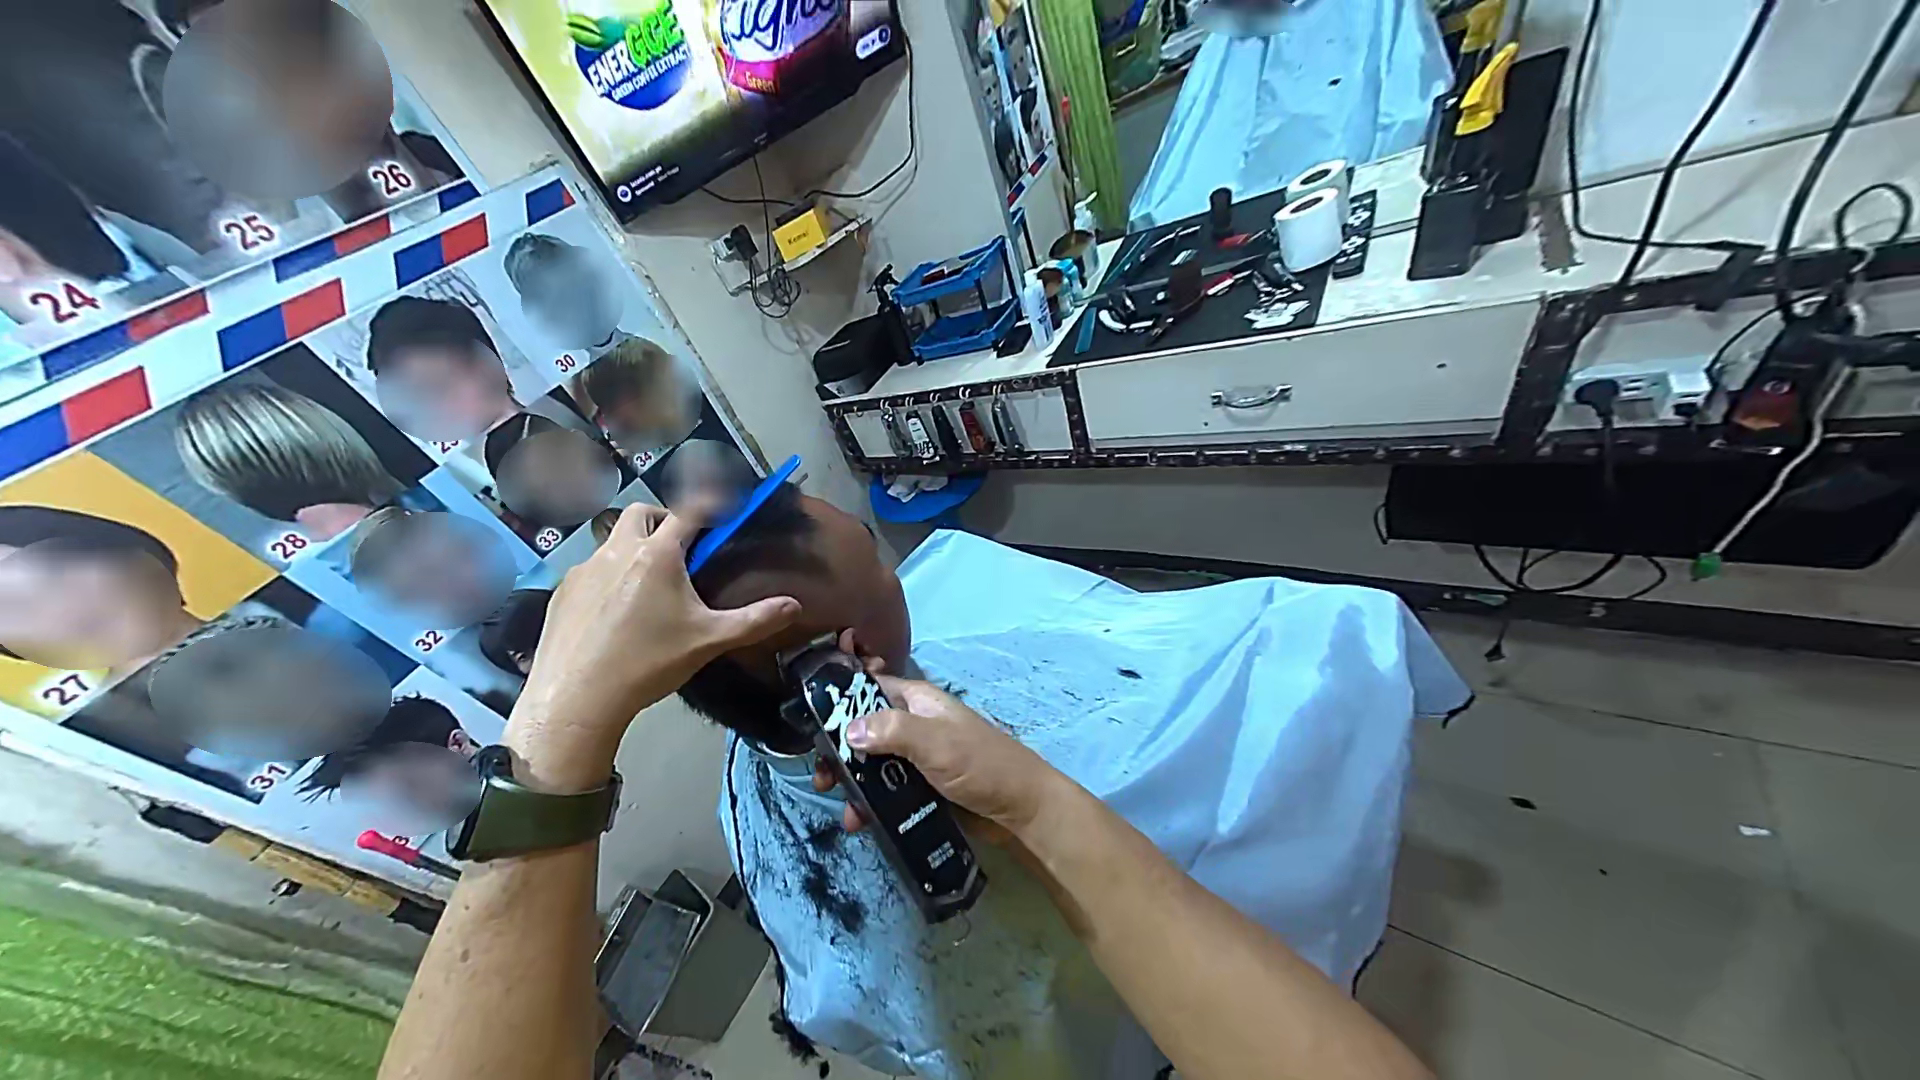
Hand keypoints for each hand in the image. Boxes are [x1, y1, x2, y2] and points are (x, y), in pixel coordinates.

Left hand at [508, 503, 799, 791]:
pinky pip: (591, 569)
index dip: (709, 502)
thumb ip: (755, 620)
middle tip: (680, 547)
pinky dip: (609, 575)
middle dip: (663, 519)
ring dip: (634, 547)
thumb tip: (794, 605)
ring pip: (612, 540)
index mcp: (657, 555)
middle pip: (641, 512)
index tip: (723, 505)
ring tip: (648, 584)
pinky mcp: (562, 592)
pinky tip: (615, 611)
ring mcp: (584, 570)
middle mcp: (618, 551)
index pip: (688, 511)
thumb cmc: (649, 662)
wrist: (576, 698)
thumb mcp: (710, 640)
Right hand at [815, 672, 1062, 837]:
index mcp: (918, 701)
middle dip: (841, 752)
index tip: (812, 724)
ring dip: (854, 784)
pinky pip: (888, 790)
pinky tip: (860, 822)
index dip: (841, 700)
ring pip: (874, 764)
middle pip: (865, 730)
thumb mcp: (934, 742)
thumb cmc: (980, 764)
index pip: (870, 688)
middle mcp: (914, 724)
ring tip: (843, 809)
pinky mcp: (922, 786)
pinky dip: (872, 803)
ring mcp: (918, 757)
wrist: (1021, 809)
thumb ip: (891, 730)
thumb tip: (847, 729)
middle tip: (822, 778)